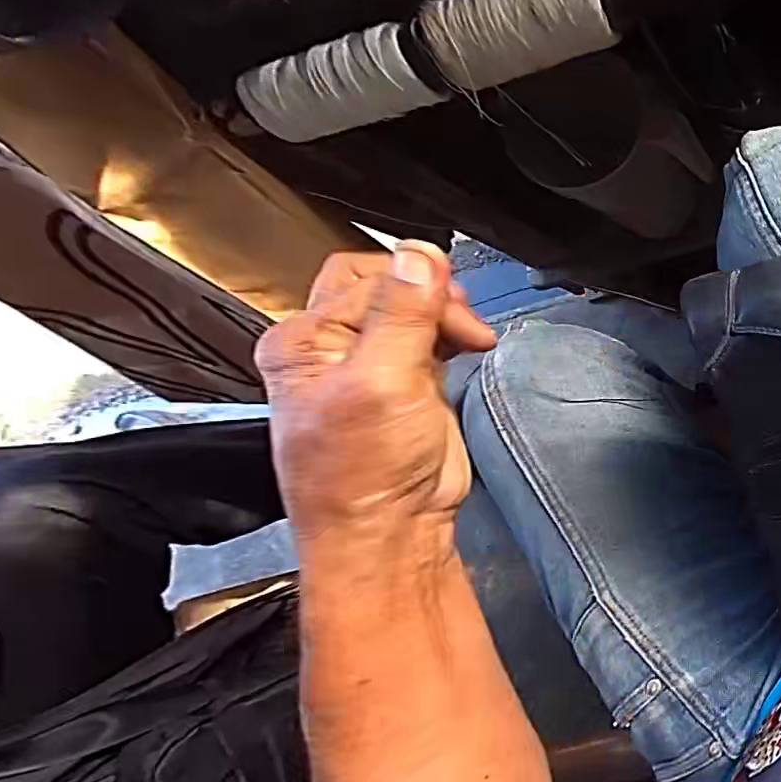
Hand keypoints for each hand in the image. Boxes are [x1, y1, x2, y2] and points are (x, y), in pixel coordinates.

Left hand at [255, 243, 498, 545]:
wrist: (393, 525)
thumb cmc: (365, 470)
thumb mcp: (382, 382)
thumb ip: (403, 315)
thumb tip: (420, 256)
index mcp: (308, 340)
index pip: (370, 280)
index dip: (418, 288)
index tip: (455, 311)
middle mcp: (337, 348)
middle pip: (389, 287)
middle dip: (434, 296)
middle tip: (464, 323)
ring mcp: (377, 366)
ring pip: (416, 310)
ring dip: (449, 318)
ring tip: (472, 342)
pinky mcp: (412, 384)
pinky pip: (434, 339)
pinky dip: (456, 337)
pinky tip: (468, 350)